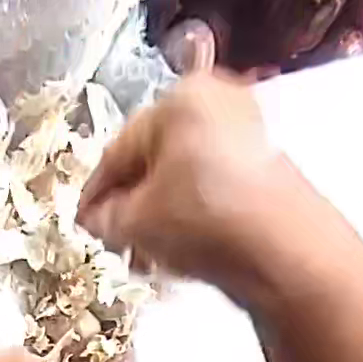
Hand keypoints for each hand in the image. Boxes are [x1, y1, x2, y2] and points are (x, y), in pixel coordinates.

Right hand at [76, 71, 362, 304]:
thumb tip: (95, 220)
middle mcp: (216, 107)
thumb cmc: (202, 221)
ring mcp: (245, 139)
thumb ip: (107, 219)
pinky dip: (186, 222)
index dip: (95, 194)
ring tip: (143, 260)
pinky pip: (209, 195)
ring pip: (182, 184)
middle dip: (129, 212)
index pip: (118, 150)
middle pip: (153, 166)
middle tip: (112, 246)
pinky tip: (175, 254)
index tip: (80, 225)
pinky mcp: (263, 175)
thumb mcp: (138, 222)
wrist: (282, 253)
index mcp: (179, 101)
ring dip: (156, 223)